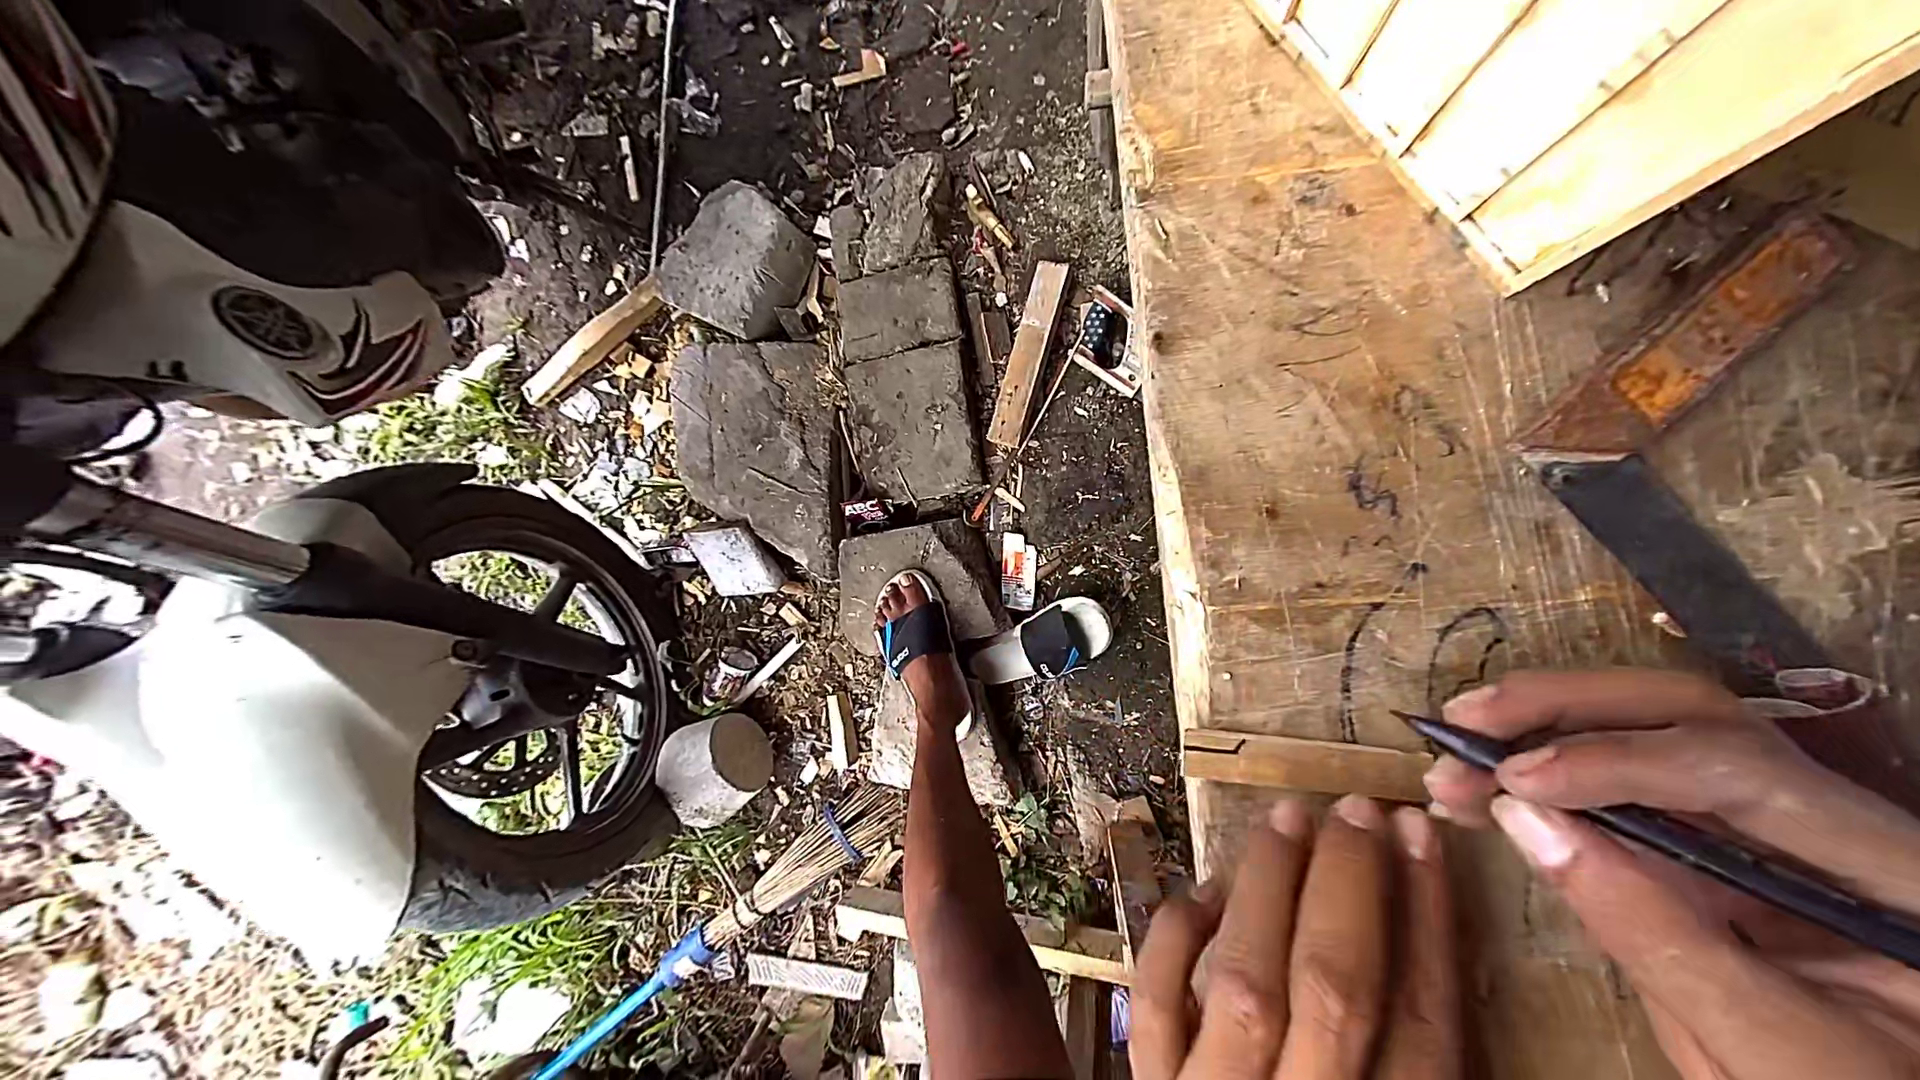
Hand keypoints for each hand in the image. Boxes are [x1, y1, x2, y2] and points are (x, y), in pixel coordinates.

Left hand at [1130, 795, 1458, 1079]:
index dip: (1428, 923)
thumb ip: (1409, 1063)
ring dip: (1268, 889)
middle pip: (1333, 988)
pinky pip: (1154, 1009)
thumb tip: (1427, 965)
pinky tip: (1201, 895)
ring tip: (1288, 818)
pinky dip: (1174, 945)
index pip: (1421, 1026)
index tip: (1421, 840)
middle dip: (1349, 886)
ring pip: (1246, 980)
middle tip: (1356, 807)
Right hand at [1424, 669, 1919, 1078]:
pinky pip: (1604, 775)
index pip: (1741, 770)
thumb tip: (1520, 816)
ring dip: (1526, 731)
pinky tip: (1474, 789)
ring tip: (1447, 762)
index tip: (1512, 781)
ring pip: (1633, 726)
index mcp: (1897, 873)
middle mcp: (1829, 818)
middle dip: (1556, 708)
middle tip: (1464, 724)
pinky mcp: (1695, 831)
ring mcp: (1757, 819)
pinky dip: (1527, 771)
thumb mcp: (1774, 1055)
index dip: (1614, 761)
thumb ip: (1659, 937)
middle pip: (1683, 713)